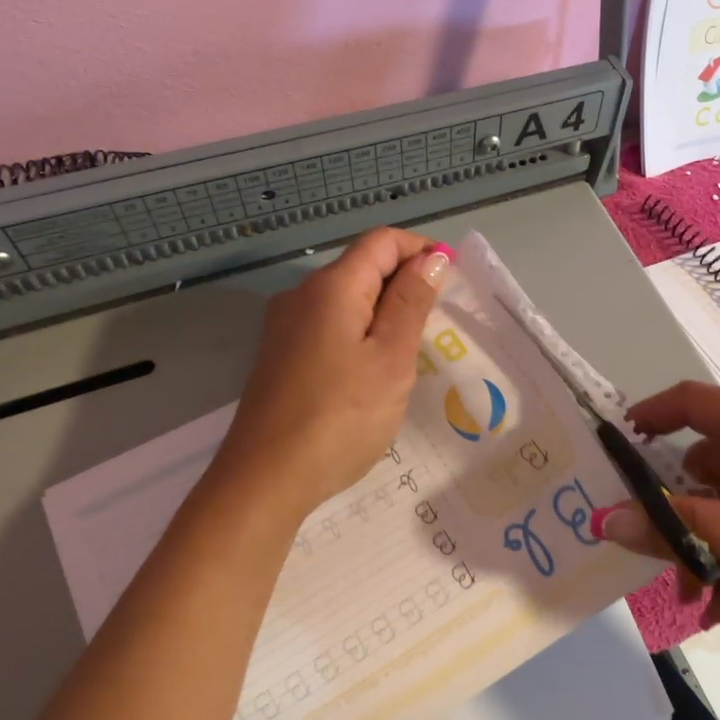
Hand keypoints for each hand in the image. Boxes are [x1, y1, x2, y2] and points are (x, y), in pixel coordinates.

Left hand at [211, 228, 451, 515]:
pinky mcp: (281, 356)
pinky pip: (330, 326)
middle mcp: (302, 295)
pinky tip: (375, 372)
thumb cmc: (341, 417)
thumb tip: (432, 258)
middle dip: (405, 281)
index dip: (421, 249)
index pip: (382, 241)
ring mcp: (286, 327)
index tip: (453, 280)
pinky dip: (361, 333)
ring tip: (413, 352)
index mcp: (332, 287)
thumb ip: (411, 303)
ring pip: (346, 299)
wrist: (266, 479)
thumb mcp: (391, 358)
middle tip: (440, 323)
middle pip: (362, 266)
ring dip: (384, 311)